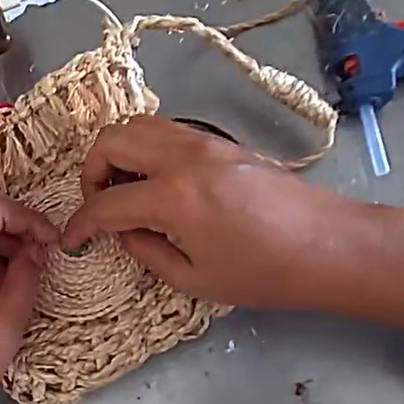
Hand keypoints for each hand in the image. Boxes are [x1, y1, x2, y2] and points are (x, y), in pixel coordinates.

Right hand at [61, 116, 363, 309]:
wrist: (330, 244)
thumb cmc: (265, 273)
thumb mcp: (194, 279)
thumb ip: (146, 251)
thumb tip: (123, 231)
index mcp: (173, 198)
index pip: (105, 203)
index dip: (80, 223)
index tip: (73, 239)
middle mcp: (182, 157)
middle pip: (112, 139)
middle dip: (91, 171)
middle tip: (100, 203)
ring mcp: (204, 142)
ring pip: (138, 125)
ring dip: (118, 153)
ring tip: (127, 190)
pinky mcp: (221, 140)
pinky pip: (166, 130)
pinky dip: (146, 148)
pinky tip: (158, 182)